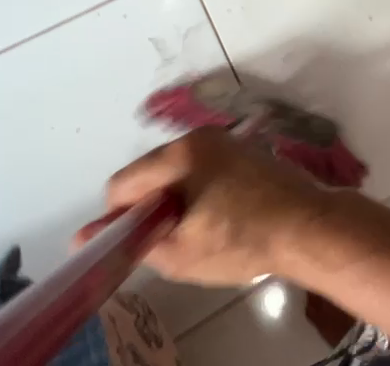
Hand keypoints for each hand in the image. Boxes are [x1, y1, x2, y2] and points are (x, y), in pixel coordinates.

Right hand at [75, 125, 329, 286]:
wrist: (308, 226)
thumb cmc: (241, 240)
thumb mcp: (177, 252)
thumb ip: (128, 240)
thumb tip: (82, 236)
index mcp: (181, 153)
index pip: (123, 183)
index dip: (119, 218)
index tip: (137, 241)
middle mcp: (203, 136)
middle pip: (152, 172)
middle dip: (152, 205)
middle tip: (171, 239)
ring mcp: (229, 140)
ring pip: (181, 171)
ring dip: (178, 198)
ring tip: (200, 230)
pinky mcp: (248, 151)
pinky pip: (207, 168)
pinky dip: (203, 189)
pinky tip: (222, 216)